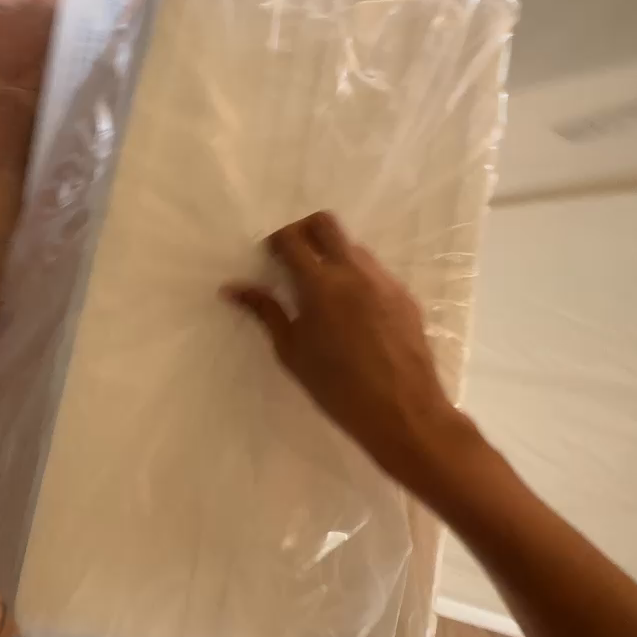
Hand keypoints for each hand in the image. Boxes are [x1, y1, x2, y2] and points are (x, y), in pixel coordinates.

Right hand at [224, 212, 500, 508]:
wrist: (403, 413)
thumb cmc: (336, 387)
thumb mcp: (291, 351)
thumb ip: (265, 311)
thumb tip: (232, 288)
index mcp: (320, 285)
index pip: (291, 239)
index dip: (274, 242)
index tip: (267, 259)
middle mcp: (354, 272)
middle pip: (325, 224)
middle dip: (303, 232)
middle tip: (291, 259)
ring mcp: (384, 281)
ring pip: (353, 246)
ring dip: (331, 255)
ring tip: (321, 290)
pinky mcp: (405, 296)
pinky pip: (374, 271)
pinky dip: (355, 277)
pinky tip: (350, 311)